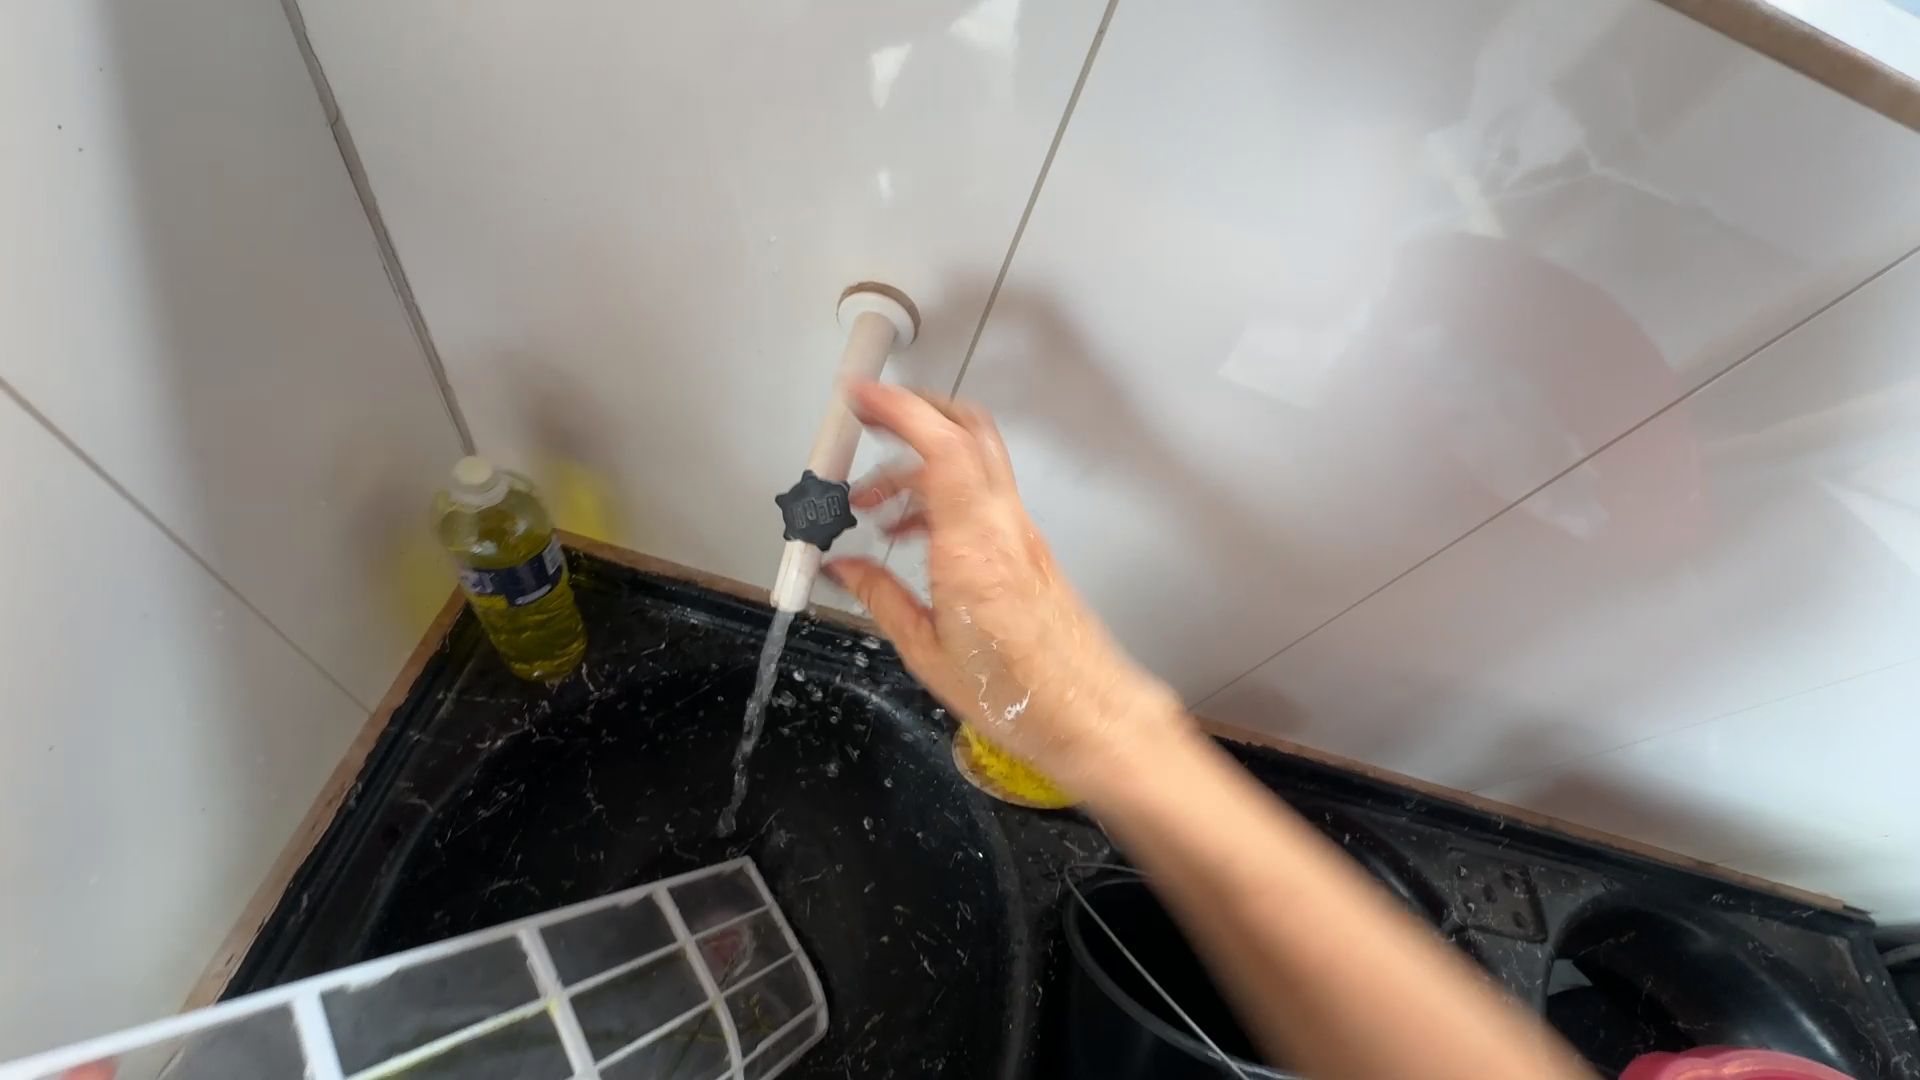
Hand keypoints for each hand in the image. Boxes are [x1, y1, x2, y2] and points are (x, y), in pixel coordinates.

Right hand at [824, 381, 1190, 793]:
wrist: (1086, 713)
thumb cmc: (1016, 695)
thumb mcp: (926, 650)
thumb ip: (879, 596)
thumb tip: (842, 567)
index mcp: (972, 550)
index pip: (944, 448)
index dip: (901, 410)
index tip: (863, 397)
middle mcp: (1002, 527)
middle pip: (967, 432)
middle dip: (915, 414)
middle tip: (870, 424)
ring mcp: (1019, 532)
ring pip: (971, 463)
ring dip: (920, 465)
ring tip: (874, 506)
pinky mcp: (1026, 546)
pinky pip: (980, 496)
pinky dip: (941, 494)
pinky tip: (912, 533)